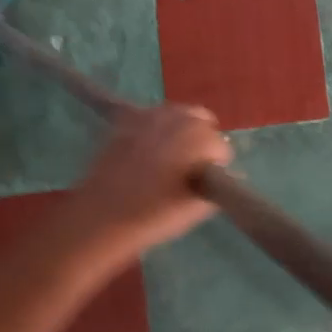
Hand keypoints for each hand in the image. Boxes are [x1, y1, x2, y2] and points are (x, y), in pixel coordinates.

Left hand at [62, 106, 230, 252]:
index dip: (216, 163)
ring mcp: (147, 119)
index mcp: (199, 139)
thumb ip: (220, 187)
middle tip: (192, 165)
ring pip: (176, 112)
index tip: (207, 180)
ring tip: (172, 154)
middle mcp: (176, 121)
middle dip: (202, 137)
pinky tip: (149, 146)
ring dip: (180, 128)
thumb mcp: (196, 208)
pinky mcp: (123, 125)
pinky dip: (155, 126)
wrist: (98, 219)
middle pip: (201, 119)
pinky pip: (148, 115)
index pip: (220, 145)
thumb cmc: (153, 215)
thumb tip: (233, 175)